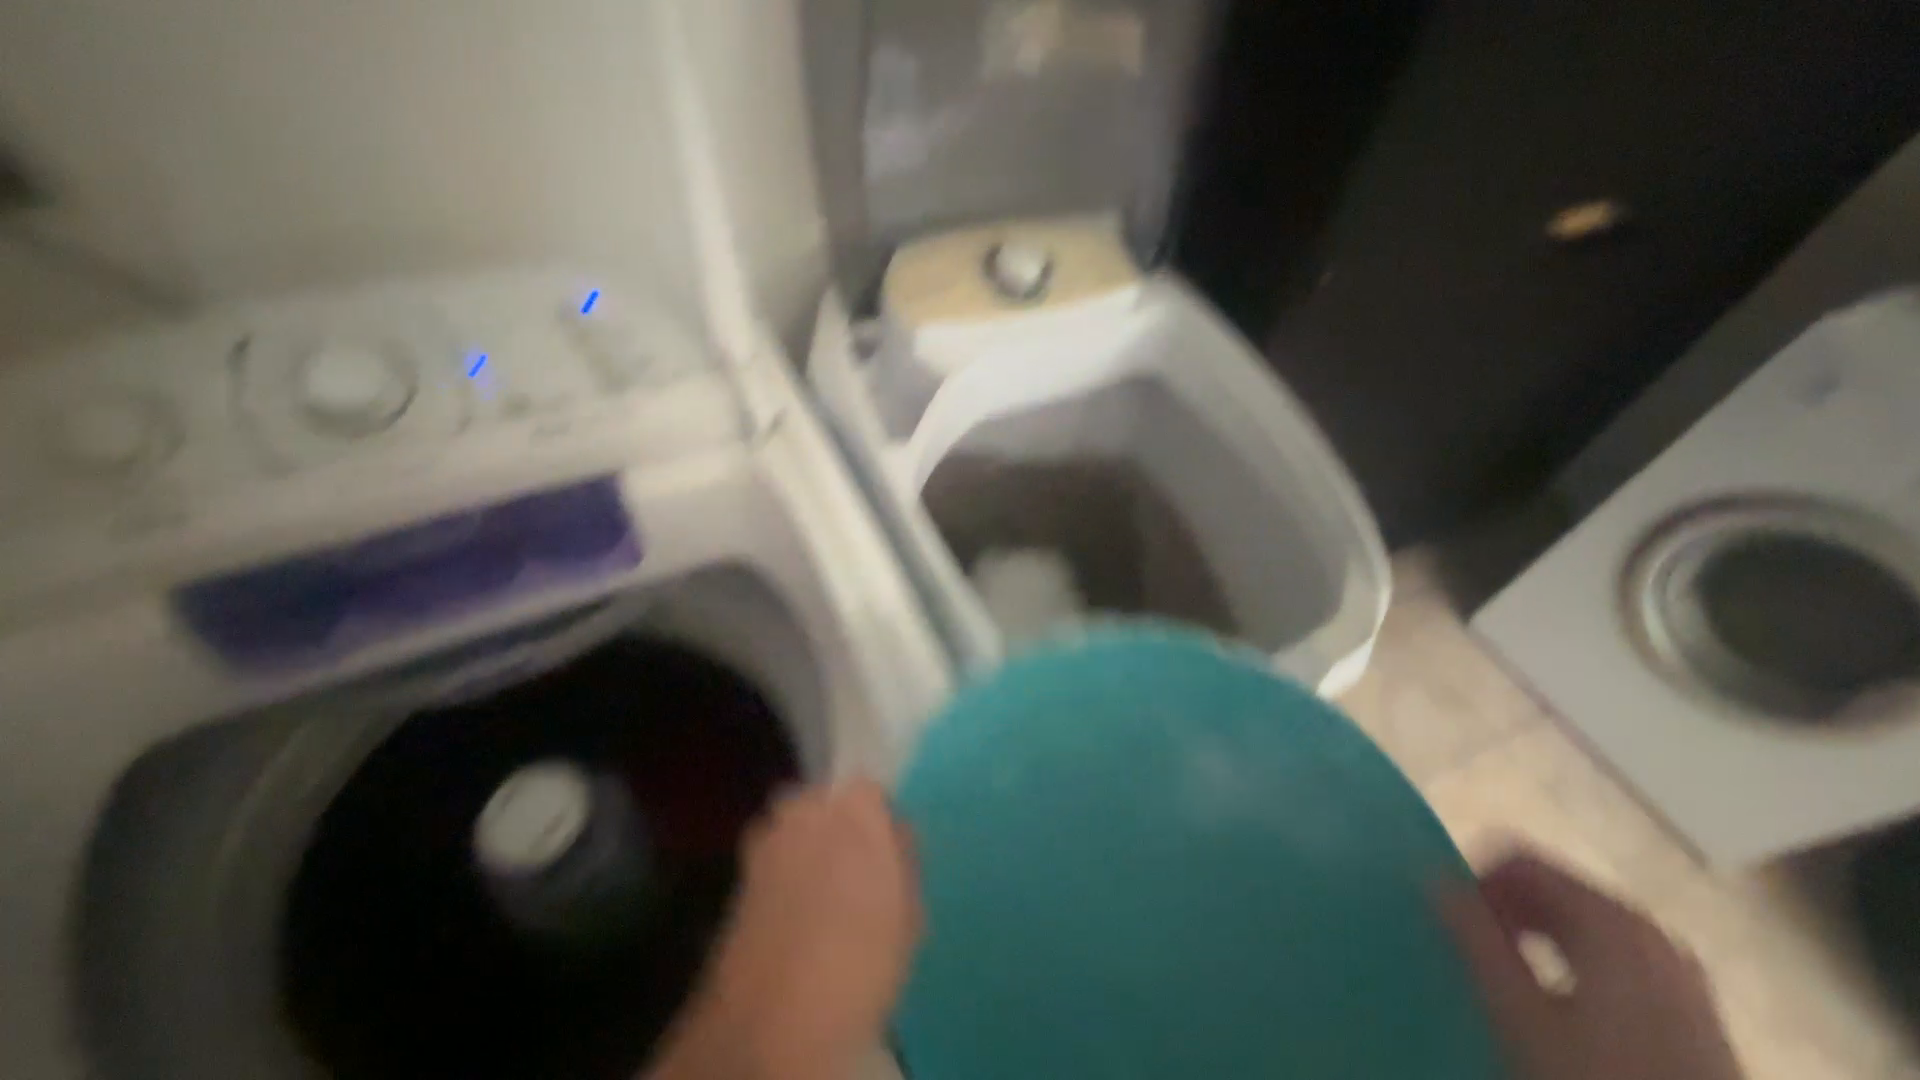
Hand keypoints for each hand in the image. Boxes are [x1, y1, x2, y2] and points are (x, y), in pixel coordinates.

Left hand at [647, 778, 922, 1079]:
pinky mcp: (738, 874)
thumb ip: (904, 861)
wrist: (772, 1019)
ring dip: (806, 849)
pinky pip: (772, 860)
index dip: (879, 820)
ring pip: (794, 829)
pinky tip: (796, 917)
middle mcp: (802, 811)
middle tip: (857, 874)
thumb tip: (893, 837)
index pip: (869, 788)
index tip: (887, 853)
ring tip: (823, 898)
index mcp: (853, 810)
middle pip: (824, 802)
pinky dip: (783, 876)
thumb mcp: (910, 914)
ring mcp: (764, 841)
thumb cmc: (860, 962)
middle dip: (837, 826)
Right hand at [1436, 851, 1744, 1079]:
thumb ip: (1474, 938)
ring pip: (1583, 925)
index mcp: (1612, 918)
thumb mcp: (1520, 1012)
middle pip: (1555, 891)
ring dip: (1536, 938)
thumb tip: (1433, 878)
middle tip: (1470, 950)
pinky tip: (1559, 1006)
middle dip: (1505, 910)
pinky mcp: (1689, 1004)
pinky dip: (1572, 961)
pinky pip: (1612, 954)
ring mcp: (1676, 967)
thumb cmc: (1595, 1072)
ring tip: (1507, 980)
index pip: (1523, 860)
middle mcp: (1650, 928)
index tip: (1448, 917)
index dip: (1476, 878)